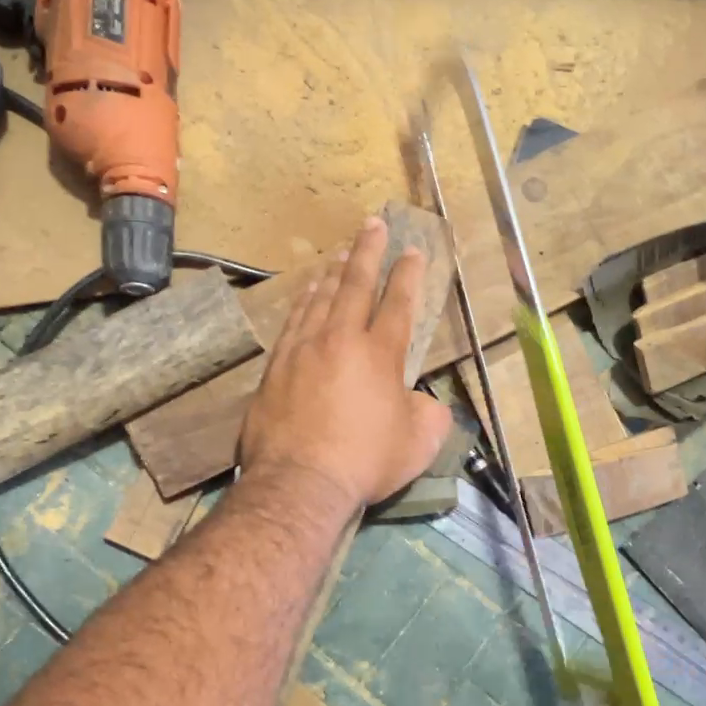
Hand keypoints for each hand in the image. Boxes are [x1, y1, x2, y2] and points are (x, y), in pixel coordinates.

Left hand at [239, 215, 451, 507]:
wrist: (299, 482)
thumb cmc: (365, 462)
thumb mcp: (417, 444)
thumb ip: (430, 414)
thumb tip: (426, 402)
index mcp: (380, 354)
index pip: (397, 304)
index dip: (407, 275)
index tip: (412, 250)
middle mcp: (340, 340)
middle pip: (354, 286)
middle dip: (367, 252)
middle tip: (372, 224)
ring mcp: (302, 351)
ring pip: (318, 299)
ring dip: (331, 273)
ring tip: (337, 254)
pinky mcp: (275, 368)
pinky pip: (292, 323)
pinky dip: (302, 303)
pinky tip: (304, 295)